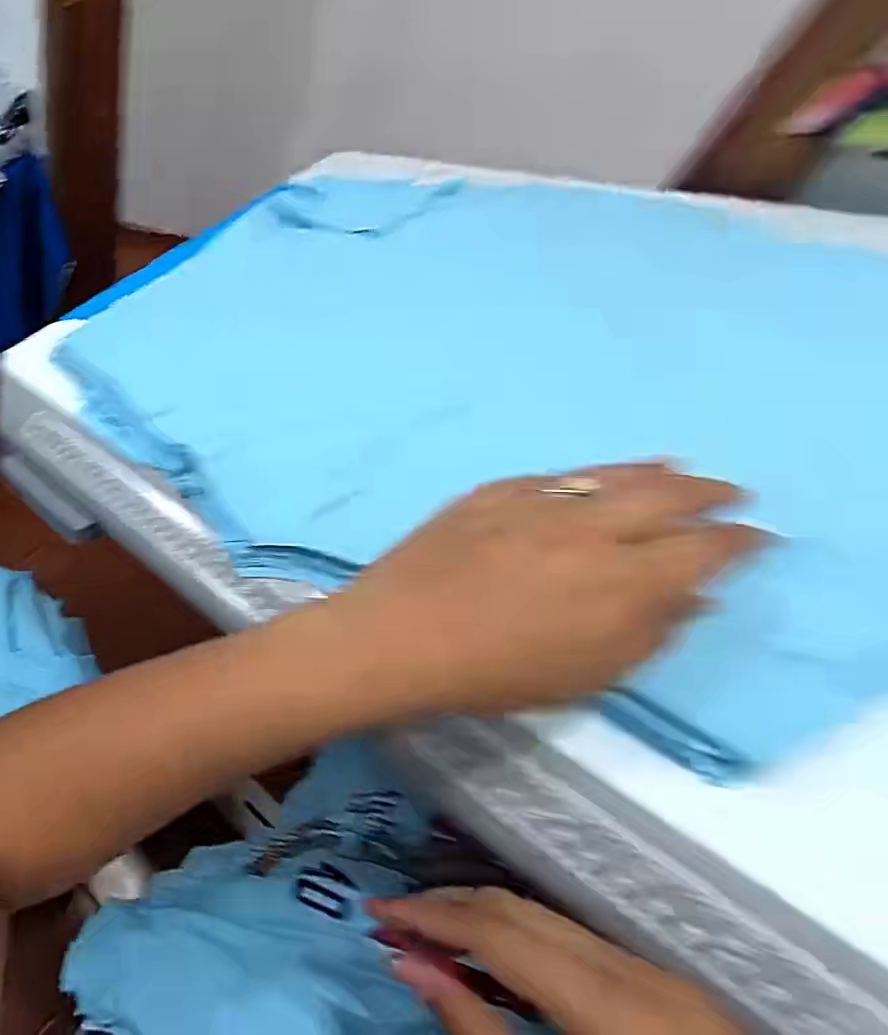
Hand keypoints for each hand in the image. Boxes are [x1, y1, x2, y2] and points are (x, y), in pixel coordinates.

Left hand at [321, 461, 763, 715]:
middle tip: (727, 492)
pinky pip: (533, 480)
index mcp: (624, 578)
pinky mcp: (472, 502)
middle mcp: (581, 531)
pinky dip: (567, 477)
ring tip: (669, 470)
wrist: (392, 637)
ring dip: (643, 474)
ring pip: (597, 478)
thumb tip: (691, 595)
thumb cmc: (490, 671)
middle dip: (704, 493)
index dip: (736, 543)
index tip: (752, 539)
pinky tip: (577, 479)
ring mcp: (521, 509)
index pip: (704, 549)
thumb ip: (650, 630)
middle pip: (660, 497)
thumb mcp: (590, 672)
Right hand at [372, 889, 740, 1034]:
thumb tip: (403, 963)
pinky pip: (571, 938)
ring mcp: (656, 977)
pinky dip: (517, 935)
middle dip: (443, 906)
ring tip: (433, 935)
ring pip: (540, 915)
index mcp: (605, 998)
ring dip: (476, 915)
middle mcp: (631, 971)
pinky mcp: (670, 991)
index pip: (489, 927)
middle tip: (393, 921)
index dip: (422, 913)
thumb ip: (474, 1024)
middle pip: (512, 908)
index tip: (371, 911)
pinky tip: (495, 958)